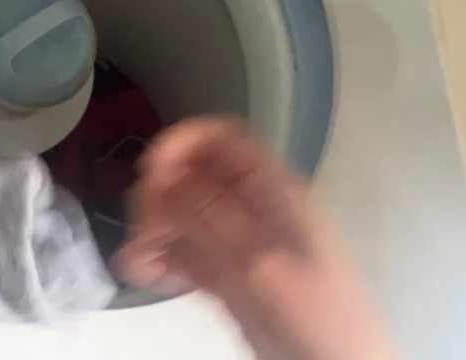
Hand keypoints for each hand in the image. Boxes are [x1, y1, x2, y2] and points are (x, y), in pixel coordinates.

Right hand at [116, 117, 397, 359]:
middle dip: (161, 192)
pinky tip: (144, 267)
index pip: (223, 139)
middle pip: (194, 175)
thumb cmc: (326, 325)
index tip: (154, 167)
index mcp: (275, 193)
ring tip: (138, 252)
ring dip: (154, 226)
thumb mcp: (264, 264)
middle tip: (145, 221)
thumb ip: (213, 218)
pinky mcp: (229, 275)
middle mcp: (255, 210)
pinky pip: (185, 250)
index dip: (184, 142)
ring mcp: (240, 243)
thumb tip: (167, 180)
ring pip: (184, 213)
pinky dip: (160, 255)